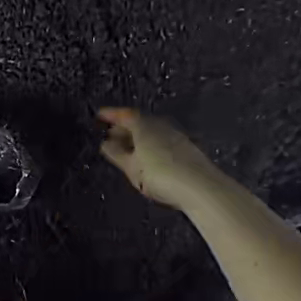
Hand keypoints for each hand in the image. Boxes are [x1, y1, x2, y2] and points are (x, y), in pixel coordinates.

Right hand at [97, 108, 228, 211]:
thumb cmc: (161, 174)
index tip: (100, 115)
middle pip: (139, 122)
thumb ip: (116, 154)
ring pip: (152, 132)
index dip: (111, 114)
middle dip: (124, 128)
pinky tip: (149, 159)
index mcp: (144, 125)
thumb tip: (106, 144)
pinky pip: (163, 141)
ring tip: (128, 149)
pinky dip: (151, 146)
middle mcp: (161, 125)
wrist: (199, 186)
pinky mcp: (187, 148)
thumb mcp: (131, 167)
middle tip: (111, 134)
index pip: (124, 114)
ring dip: (138, 138)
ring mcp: (176, 136)